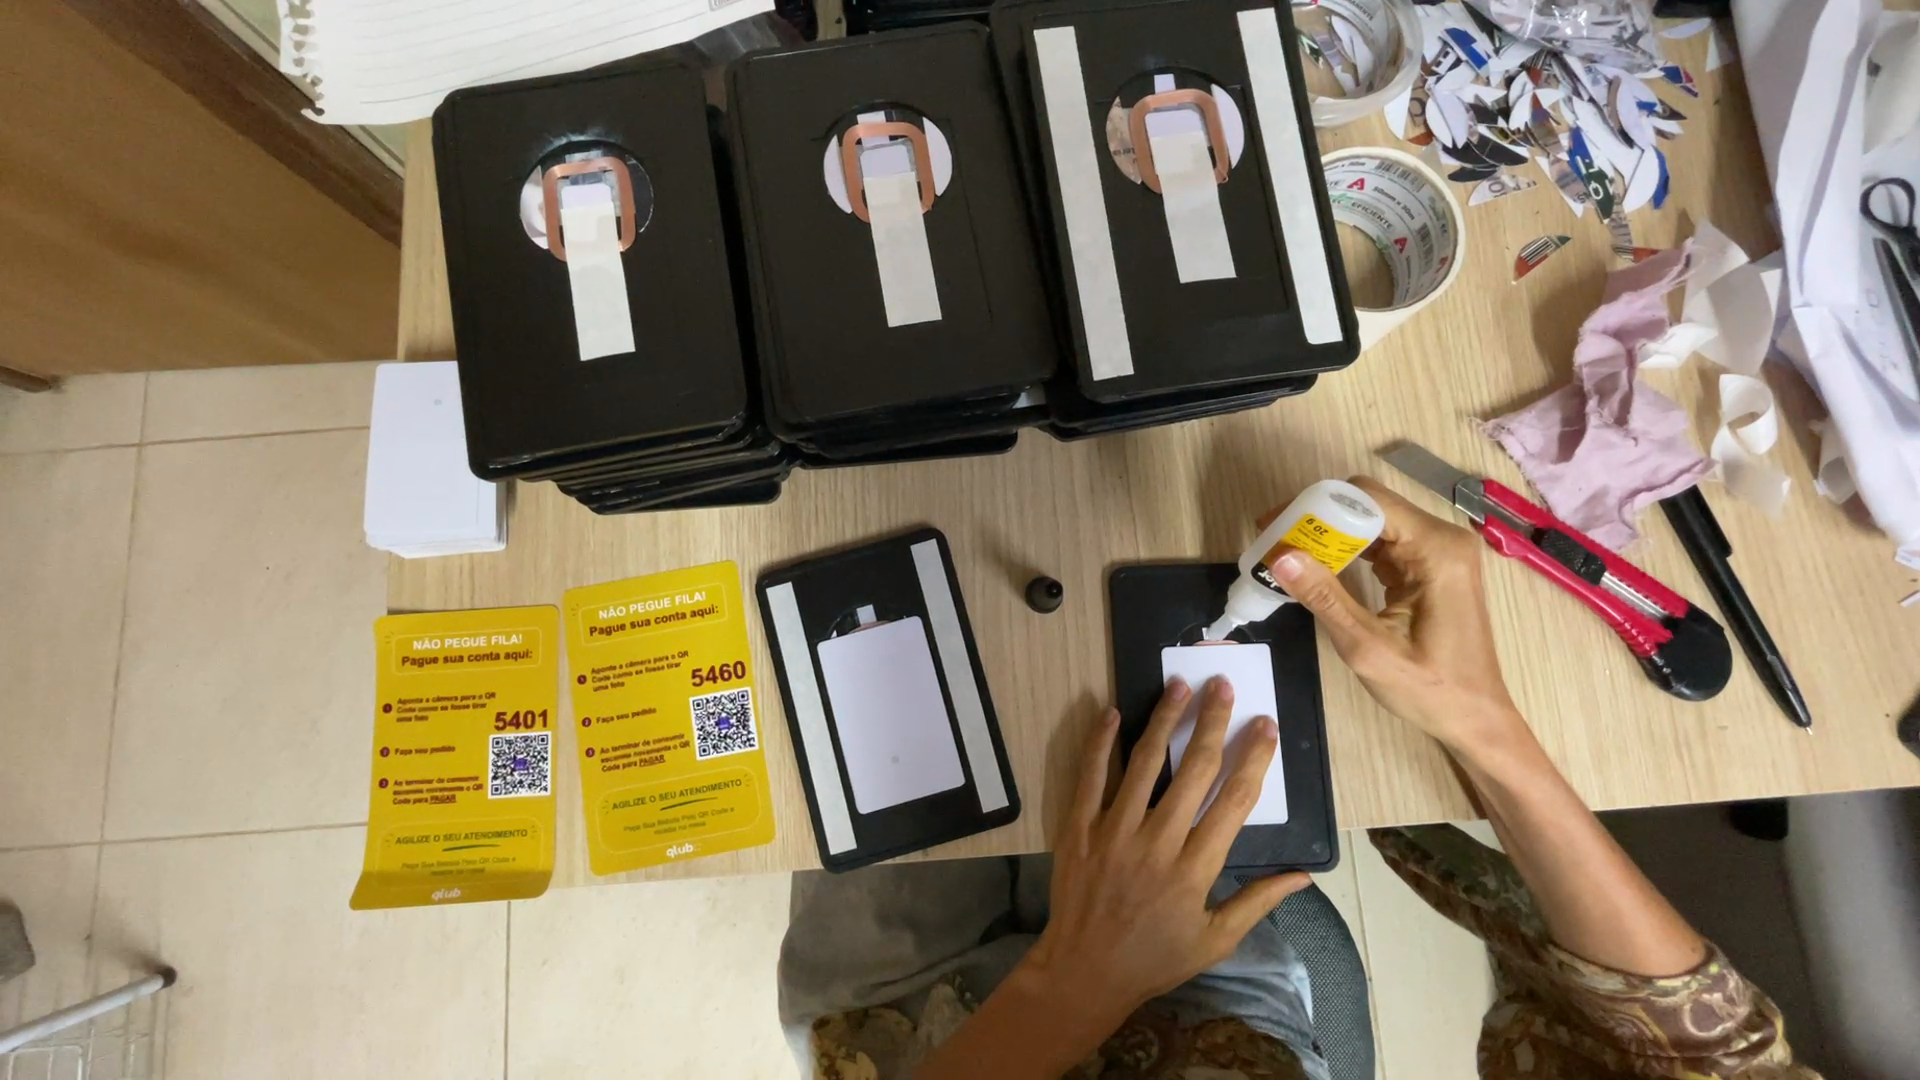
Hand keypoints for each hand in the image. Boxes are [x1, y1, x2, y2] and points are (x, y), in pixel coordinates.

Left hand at [1015, 677, 1310, 1034]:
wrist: (1085, 969)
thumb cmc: (1156, 956)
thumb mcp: (1215, 941)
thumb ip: (1258, 902)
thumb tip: (1305, 874)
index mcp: (1195, 870)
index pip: (1233, 802)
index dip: (1252, 759)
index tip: (1265, 725)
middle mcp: (1157, 843)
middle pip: (1192, 771)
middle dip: (1211, 724)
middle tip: (1222, 685)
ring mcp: (1114, 831)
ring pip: (1143, 764)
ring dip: (1163, 720)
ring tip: (1179, 685)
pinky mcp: (1079, 827)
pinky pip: (1090, 776)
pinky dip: (1101, 742)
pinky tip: (1113, 712)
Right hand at [1271, 475, 1523, 751]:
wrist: (1475, 718)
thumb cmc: (1430, 688)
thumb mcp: (1367, 647)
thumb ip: (1324, 597)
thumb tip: (1280, 556)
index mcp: (1436, 550)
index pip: (1367, 499)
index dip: (1315, 506)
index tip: (1274, 527)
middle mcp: (1443, 539)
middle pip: (1368, 504)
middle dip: (1317, 520)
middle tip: (1275, 544)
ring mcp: (1438, 551)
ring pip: (1371, 521)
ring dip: (1328, 536)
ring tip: (1287, 556)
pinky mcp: (1429, 566)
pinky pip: (1380, 542)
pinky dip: (1346, 551)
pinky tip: (1317, 569)